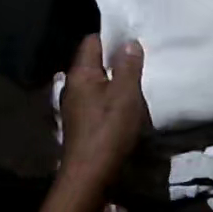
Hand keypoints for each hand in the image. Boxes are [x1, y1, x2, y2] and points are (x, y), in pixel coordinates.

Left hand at [59, 35, 146, 183]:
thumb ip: (128, 66)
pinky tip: (125, 104)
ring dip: (114, 80)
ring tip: (136, 80)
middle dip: (115, 58)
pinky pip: (96, 99)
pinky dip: (110, 97)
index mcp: (80, 73)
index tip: (133, 38)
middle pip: (93, 61)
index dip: (112, 36)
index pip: (92, 41)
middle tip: (140, 58)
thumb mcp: (125, 94)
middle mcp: (72, 85)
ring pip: (96, 82)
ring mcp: (74, 105)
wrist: (90, 174)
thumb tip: (129, 41)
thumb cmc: (108, 129)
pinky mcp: (80, 122)